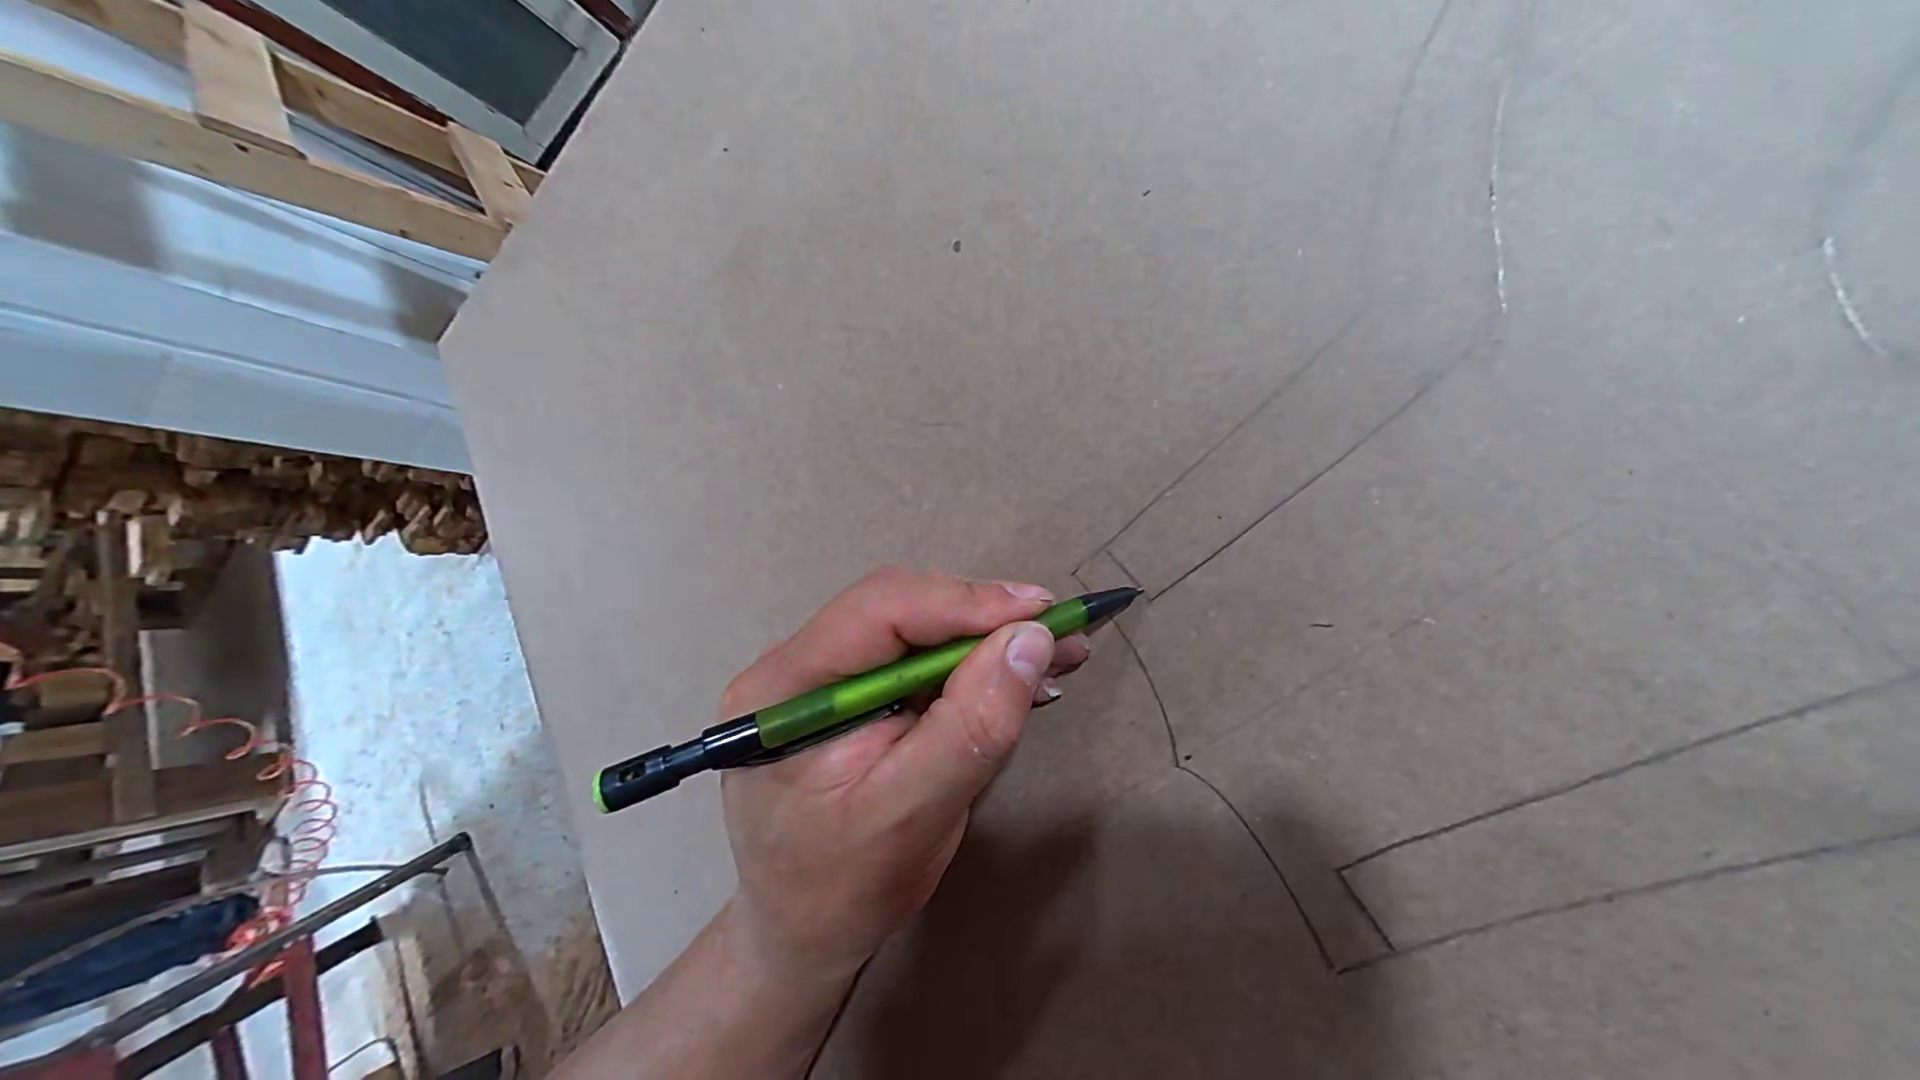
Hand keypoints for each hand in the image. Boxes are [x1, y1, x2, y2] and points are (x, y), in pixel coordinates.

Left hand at [719, 567, 1090, 978]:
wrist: (801, 932)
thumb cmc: (843, 888)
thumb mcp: (912, 817)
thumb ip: (970, 728)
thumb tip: (1030, 640)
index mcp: (785, 686)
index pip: (879, 609)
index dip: (965, 602)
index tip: (1042, 613)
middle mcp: (797, 663)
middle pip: (900, 608)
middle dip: (984, 619)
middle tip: (1059, 634)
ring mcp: (825, 675)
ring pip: (917, 628)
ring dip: (987, 638)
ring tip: (1054, 651)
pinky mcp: (854, 692)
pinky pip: (919, 658)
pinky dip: (973, 664)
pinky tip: (1016, 673)